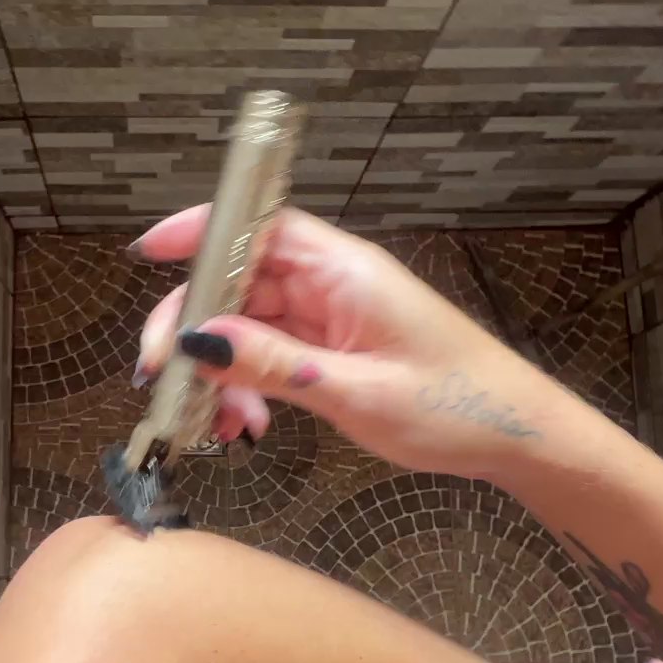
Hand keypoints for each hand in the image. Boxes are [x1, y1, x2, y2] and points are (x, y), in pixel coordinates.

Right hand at [133, 204, 565, 476]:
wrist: (512, 436)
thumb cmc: (454, 405)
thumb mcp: (356, 390)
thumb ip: (276, 365)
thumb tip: (198, 340)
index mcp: (344, 271)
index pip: (260, 226)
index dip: (202, 230)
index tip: (151, 253)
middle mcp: (329, 285)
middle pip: (239, 281)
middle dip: (193, 325)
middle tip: (161, 374)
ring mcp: (326, 318)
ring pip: (246, 325)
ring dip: (219, 369)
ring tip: (218, 422)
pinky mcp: (328, 349)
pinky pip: (267, 356)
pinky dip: (246, 386)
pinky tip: (247, 424)